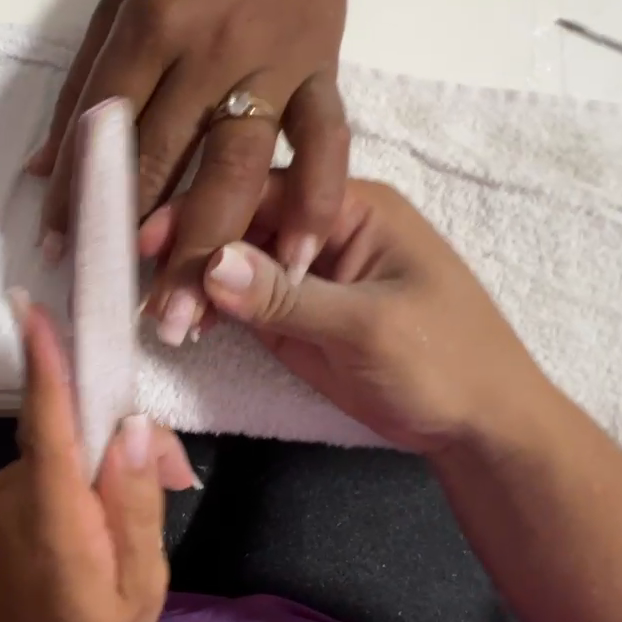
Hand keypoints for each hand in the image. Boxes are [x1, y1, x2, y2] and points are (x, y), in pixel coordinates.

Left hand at [0, 292, 197, 621]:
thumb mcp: (140, 587)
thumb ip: (137, 506)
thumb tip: (136, 428)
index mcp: (56, 522)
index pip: (50, 432)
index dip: (45, 369)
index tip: (31, 313)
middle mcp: (19, 488)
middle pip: (71, 423)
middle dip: (125, 429)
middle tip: (175, 473)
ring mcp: (6, 482)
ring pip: (68, 435)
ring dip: (114, 449)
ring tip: (156, 489)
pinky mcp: (9, 481)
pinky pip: (57, 449)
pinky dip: (91, 460)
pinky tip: (115, 497)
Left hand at [32, 0, 393, 347]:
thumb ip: (84, 82)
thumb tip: (46, 167)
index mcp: (154, 22)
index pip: (103, 126)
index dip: (77, 194)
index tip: (58, 252)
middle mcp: (213, 50)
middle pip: (166, 162)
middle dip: (140, 242)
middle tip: (127, 313)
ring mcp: (276, 66)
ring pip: (238, 170)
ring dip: (212, 247)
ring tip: (192, 317)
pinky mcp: (324, 73)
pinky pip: (325, 144)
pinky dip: (313, 200)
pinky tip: (297, 259)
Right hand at [159, 177, 564, 454]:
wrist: (477, 429)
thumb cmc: (445, 362)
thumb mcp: (368, 326)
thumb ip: (288, 295)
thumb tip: (209, 263)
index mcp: (349, 207)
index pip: (261, 192)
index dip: (204, 213)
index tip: (150, 242)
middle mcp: (317, 229)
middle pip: (237, 224)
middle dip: (189, 254)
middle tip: (144, 287)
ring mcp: (299, 273)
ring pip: (229, 264)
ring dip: (190, 286)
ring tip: (155, 315)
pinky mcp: (287, 313)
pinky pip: (235, 301)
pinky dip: (205, 311)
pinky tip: (180, 325)